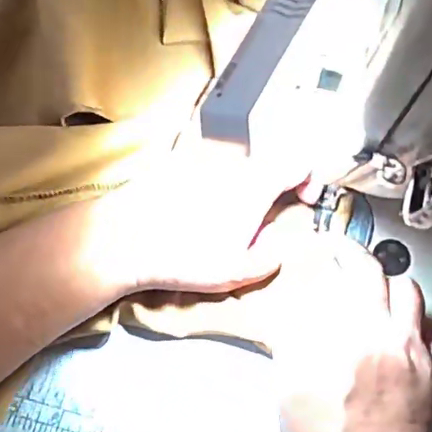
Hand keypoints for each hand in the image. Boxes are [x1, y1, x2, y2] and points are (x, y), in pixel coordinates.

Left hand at [75, 141, 305, 296]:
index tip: (301, 199)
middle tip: (253, 225)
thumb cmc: (181, 257)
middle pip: (263, 167)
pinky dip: (204, 190)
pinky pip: (200, 172)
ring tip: (215, 225)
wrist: (122, 240)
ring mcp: (199, 159)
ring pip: (231, 170)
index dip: (309, 179)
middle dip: (267, 193)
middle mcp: (229, 163)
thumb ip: (270, 257)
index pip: (298, 161)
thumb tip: (276, 245)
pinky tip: (187, 217)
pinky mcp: (172, 164)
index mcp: (253, 184)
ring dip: (234, 193)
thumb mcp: (236, 272)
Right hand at [264, 233, 431, 431]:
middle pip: (390, 279)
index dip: (344, 250)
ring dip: (392, 291)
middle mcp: (393, 336)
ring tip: (371, 300)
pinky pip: (428, 334)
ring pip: (414, 301)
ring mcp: (418, 356)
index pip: (357, 272)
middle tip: (348, 266)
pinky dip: (410, 324)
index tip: (332, 245)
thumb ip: (297, 336)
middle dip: (367, 265)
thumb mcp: (290, 382)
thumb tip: (302, 307)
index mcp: (357, 333)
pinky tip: (392, 337)